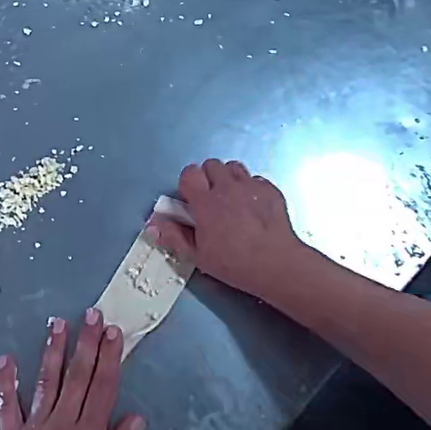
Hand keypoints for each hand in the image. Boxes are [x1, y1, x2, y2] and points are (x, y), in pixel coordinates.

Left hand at [0, 311, 144, 429]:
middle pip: (77, 376)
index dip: (109, 358)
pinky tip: (6, 359)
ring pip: (46, 381)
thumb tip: (137, 416)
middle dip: (86, 343)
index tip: (114, 332)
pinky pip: (7, 404)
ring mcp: (33, 428)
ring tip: (58, 323)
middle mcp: (60, 425)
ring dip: (53, 351)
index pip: (102, 388)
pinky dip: (6, 381)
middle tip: (91, 313)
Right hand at [148, 159, 325, 305]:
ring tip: (232, 198)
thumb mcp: (198, 256)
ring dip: (229, 178)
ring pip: (234, 167)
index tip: (191, 200)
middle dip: (208, 178)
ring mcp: (251, 186)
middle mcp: (227, 187)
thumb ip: (173, 236)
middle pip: (211, 165)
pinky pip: (256, 179)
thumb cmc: (234, 263)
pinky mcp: (271, 190)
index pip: (189, 173)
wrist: (277, 265)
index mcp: (205, 201)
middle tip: (211, 199)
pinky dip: (251, 188)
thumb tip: (152, 224)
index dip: (188, 183)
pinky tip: (253, 206)